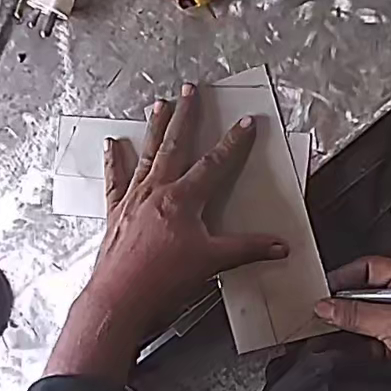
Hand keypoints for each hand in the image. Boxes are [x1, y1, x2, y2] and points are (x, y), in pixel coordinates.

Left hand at [47, 84, 288, 380]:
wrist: (120, 299)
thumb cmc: (161, 281)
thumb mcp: (212, 263)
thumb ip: (247, 250)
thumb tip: (277, 246)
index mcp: (183, 200)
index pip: (215, 164)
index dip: (234, 143)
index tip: (245, 124)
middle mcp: (156, 192)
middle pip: (175, 145)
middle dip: (186, 116)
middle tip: (190, 91)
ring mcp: (133, 200)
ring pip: (147, 154)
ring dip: (155, 129)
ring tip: (159, 105)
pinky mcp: (115, 213)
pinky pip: (115, 180)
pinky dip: (115, 162)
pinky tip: (113, 146)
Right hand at [313, 256, 390, 390]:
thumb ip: (358, 313)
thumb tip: (327, 305)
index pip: (366, 268)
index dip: (341, 278)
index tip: (320, 292)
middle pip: (363, 292)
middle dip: (339, 304)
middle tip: (317, 313)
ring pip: (365, 317)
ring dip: (344, 325)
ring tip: (320, 332)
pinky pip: (371, 337)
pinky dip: (354, 341)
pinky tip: (338, 347)